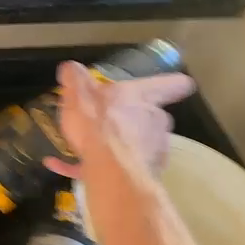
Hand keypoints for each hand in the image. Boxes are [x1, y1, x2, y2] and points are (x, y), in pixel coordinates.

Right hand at [47, 61, 196, 178]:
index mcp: (143, 98)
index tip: (180, 84)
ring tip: (85, 147)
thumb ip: (75, 77)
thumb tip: (71, 69)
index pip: (171, 85)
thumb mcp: (78, 91)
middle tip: (106, 121)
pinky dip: (94, 165)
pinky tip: (64, 165)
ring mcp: (154, 152)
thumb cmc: (98, 123)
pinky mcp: (143, 175)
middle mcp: (156, 123)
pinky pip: (118, 167)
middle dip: (133, 119)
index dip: (174, 84)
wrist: (111, 171)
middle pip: (153, 116)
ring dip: (117, 145)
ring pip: (138, 145)